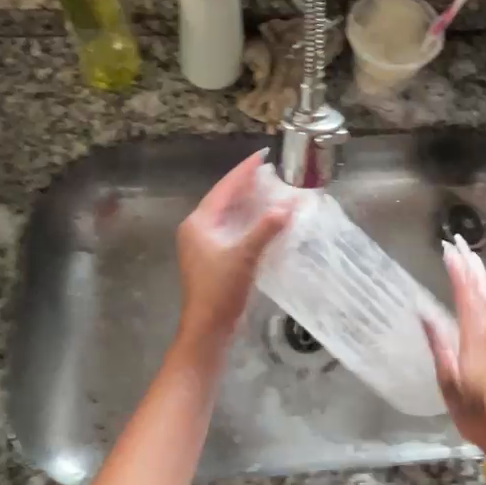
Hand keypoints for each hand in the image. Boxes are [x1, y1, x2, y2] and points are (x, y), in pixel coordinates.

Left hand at [175, 150, 292, 353]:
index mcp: (199, 222)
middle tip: (272, 171)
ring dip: (248, 202)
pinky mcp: (212, 258)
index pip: (225, 187)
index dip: (245, 170)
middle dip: (247, 184)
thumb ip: (266, 228)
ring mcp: (203, 244)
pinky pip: (231, 228)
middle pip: (224, 197)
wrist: (208, 330)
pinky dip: (248, 219)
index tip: (264, 155)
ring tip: (272, 189)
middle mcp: (197, 228)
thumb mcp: (244, 255)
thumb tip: (288, 205)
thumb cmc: (220, 290)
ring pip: (228, 213)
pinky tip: (265, 219)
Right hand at [424, 236, 485, 460]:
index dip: (456, 270)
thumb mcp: (450, 385)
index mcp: (477, 338)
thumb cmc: (479, 416)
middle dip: (469, 264)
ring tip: (471, 255)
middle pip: (482, 289)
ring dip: (482, 274)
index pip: (466, 294)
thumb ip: (440, 346)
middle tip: (457, 242)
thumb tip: (425, 311)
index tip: (446, 249)